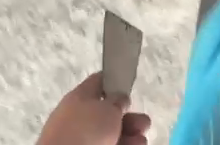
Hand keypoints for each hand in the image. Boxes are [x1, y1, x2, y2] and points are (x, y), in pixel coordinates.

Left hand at [36, 73, 152, 144]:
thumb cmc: (87, 131)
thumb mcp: (110, 108)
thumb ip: (118, 100)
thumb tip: (119, 100)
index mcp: (78, 97)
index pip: (99, 81)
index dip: (116, 82)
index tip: (131, 91)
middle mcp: (75, 117)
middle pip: (107, 113)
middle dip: (130, 118)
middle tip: (144, 124)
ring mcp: (75, 139)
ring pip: (108, 133)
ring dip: (129, 135)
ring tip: (141, 141)